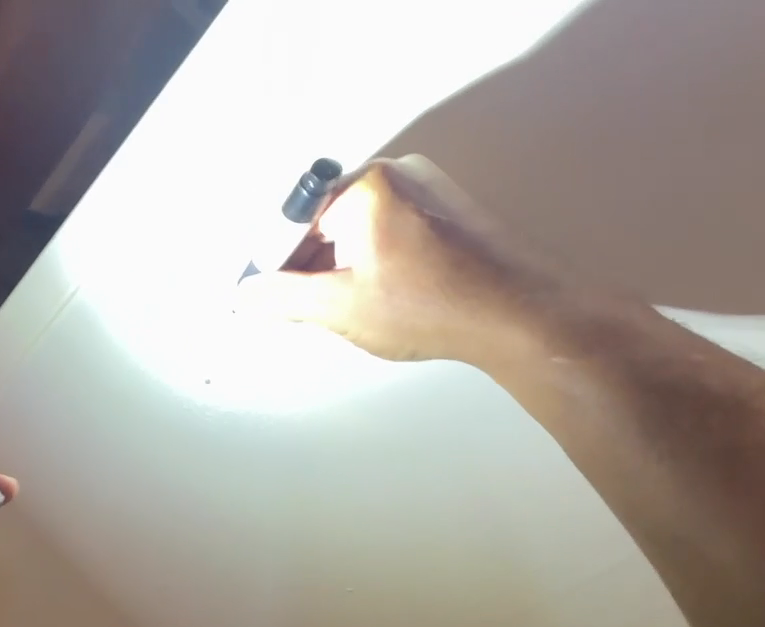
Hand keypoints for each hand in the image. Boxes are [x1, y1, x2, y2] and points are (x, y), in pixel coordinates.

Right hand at [236, 154, 600, 369]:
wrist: (520, 314)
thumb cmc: (432, 304)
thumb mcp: (339, 307)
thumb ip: (281, 297)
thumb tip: (244, 296)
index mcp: (367, 186)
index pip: (290, 220)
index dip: (268, 263)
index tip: (258, 296)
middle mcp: (396, 174)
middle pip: (320, 221)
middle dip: (301, 266)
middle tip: (294, 309)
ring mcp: (423, 189)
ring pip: (349, 229)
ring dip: (331, 268)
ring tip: (337, 309)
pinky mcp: (441, 211)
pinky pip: (379, 231)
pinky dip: (362, 263)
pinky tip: (369, 298)